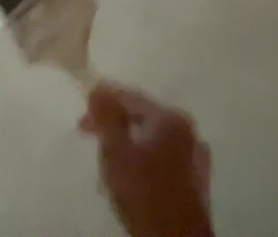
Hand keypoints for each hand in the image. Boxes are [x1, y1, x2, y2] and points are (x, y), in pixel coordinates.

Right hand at [80, 83, 214, 236]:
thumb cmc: (143, 192)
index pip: (127, 95)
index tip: (81, 120)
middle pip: (140, 116)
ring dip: (125, 144)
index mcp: (169, 117)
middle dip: (112, 125)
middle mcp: (187, 129)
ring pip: (149, 137)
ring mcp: (195, 155)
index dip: (100, 101)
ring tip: (108, 163)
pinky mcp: (196, 178)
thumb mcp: (115, 149)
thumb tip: (97, 86)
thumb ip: (105, 114)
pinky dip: (142, 159)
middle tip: (90, 137)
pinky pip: (161, 155)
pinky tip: (130, 176)